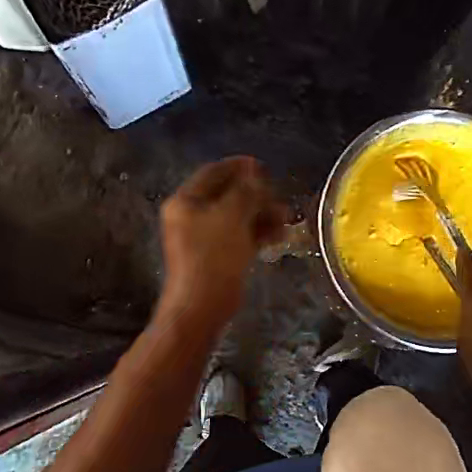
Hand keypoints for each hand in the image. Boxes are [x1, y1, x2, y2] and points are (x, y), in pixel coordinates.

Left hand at [159, 156, 286, 327]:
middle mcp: (192, 216)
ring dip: (262, 213)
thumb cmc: (213, 256)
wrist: (203, 305)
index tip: (263, 166)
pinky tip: (279, 234)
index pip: (213, 173)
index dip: (238, 167)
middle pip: (227, 194)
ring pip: (237, 215)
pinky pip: (240, 235)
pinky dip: (258, 232)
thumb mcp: (231, 216)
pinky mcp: (218, 255)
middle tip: (279, 195)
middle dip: (256, 194)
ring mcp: (205, 237)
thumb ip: (244, 191)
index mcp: (186, 201)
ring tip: (285, 217)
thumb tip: (253, 173)